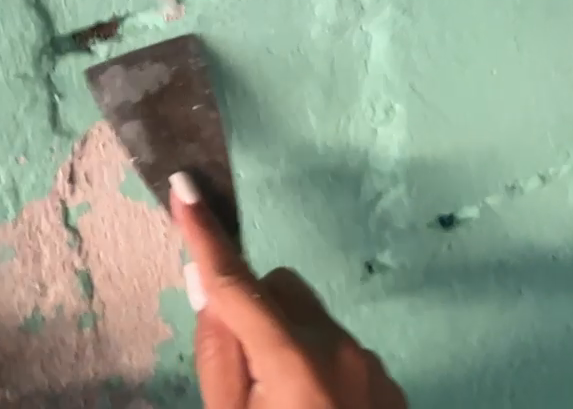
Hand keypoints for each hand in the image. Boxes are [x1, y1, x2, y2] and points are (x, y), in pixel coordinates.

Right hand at [171, 174, 407, 408]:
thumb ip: (218, 354)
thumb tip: (212, 289)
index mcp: (295, 364)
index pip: (237, 282)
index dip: (204, 233)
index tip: (183, 186)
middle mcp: (341, 350)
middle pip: (278, 286)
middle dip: (251, 306)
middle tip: (240, 368)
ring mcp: (373, 366)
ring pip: (308, 313)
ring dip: (283, 333)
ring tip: (282, 399)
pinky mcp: (389, 381)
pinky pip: (336, 342)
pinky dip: (314, 356)